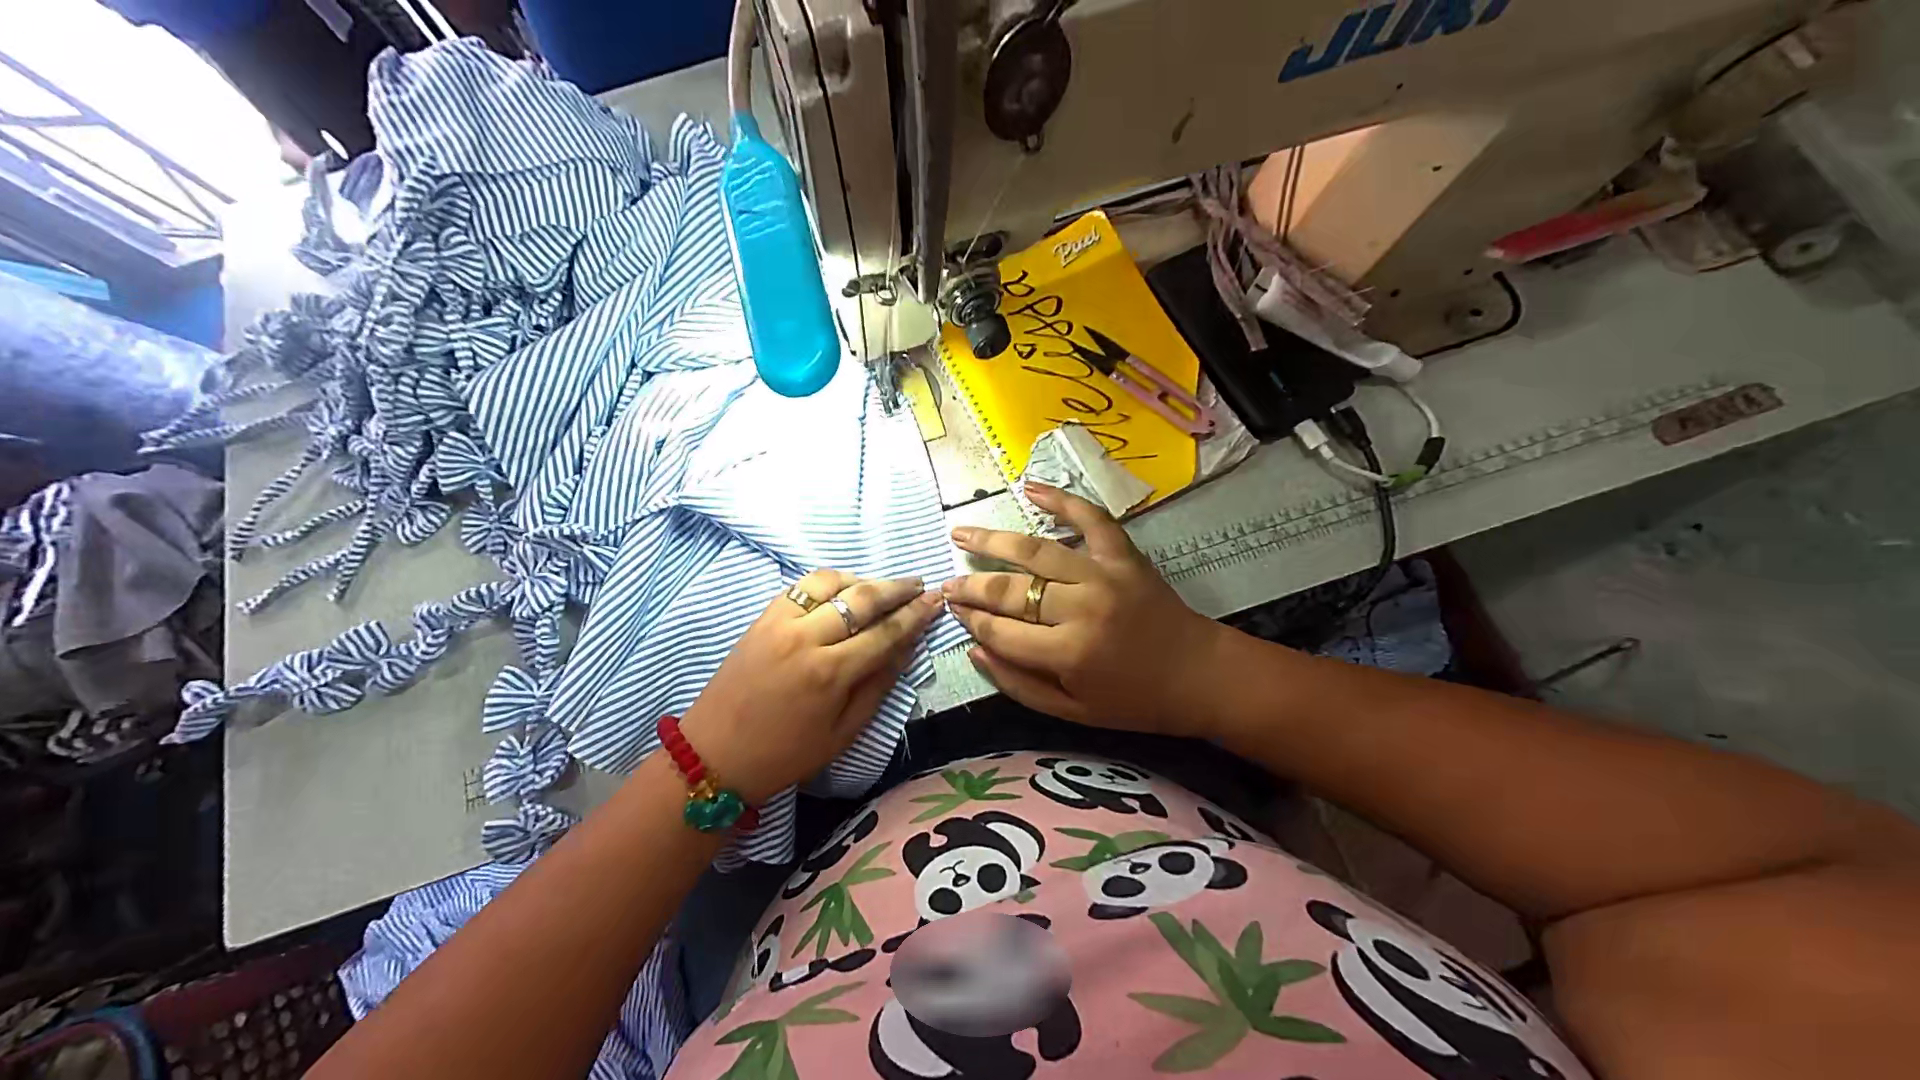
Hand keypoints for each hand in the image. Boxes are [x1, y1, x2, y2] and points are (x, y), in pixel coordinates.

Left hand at [679, 571, 943, 801]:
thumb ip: (878, 685)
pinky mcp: (761, 618)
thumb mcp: (844, 732)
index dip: (916, 614)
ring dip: (862, 579)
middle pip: (863, 598)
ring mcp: (780, 622)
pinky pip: (801, 586)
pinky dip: (828, 582)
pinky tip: (843, 590)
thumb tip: (907, 648)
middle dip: (897, 588)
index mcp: (831, 673)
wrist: (715, 754)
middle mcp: (807, 638)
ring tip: (882, 588)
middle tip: (919, 584)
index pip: (886, 632)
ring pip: (831, 582)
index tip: (937, 599)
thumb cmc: (786, 754)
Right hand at [943, 483, 1229, 735]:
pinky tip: (1029, 487)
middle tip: (946, 582)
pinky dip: (1061, 500)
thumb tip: (974, 648)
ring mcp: (1104, 575)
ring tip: (961, 533)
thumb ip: (1018, 683)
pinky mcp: (1124, 555)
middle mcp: (1082, 608)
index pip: (1000, 630)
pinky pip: (1090, 519)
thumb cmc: (1133, 701)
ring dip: (993, 539)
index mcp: (1069, 653)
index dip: (970, 620)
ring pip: (1036, 551)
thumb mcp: (1072, 711)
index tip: (950, 610)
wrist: (1198, 674)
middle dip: (971, 586)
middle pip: (1011, 590)